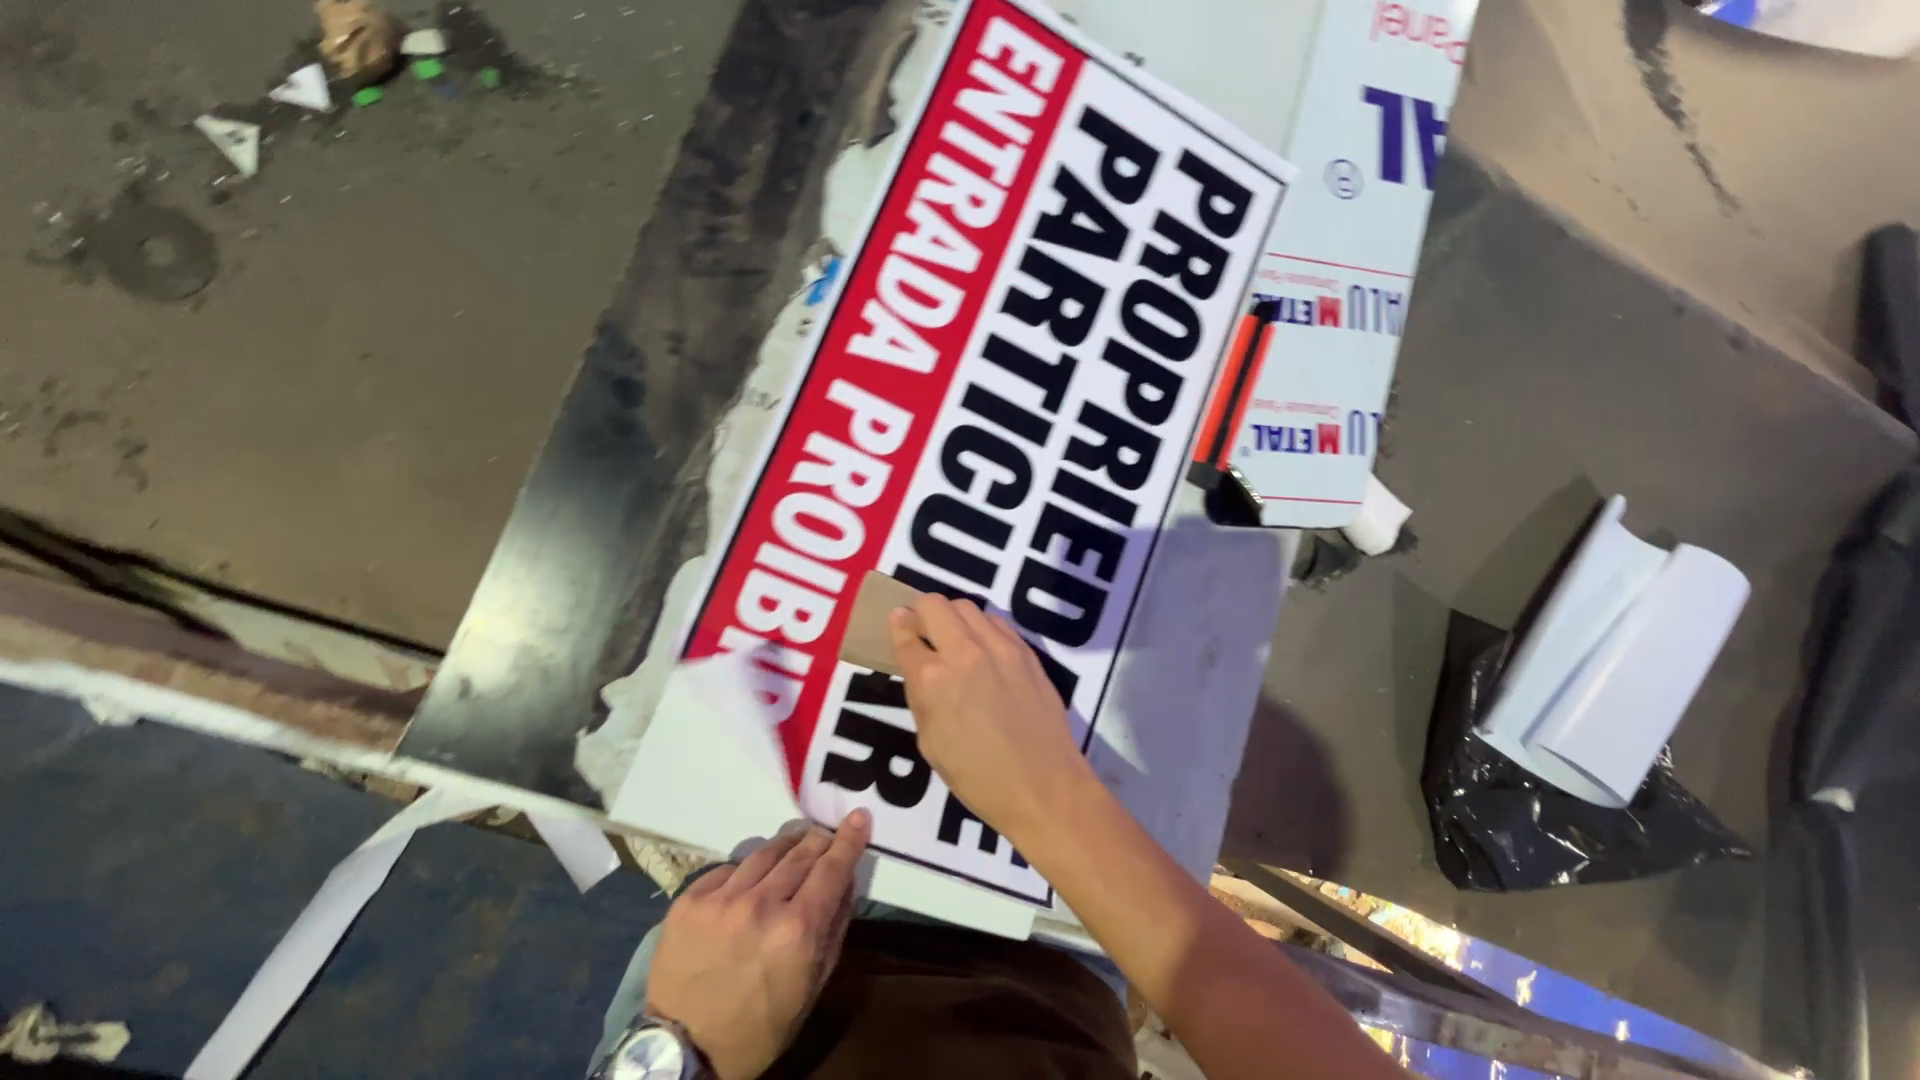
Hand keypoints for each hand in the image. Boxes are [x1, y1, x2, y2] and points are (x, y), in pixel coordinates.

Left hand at [645, 811, 870, 1078]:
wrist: (684, 1051)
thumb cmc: (760, 1027)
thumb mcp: (812, 986)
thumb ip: (834, 928)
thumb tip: (846, 881)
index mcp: (798, 930)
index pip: (832, 868)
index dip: (849, 839)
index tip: (859, 817)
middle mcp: (761, 904)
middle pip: (801, 852)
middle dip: (820, 840)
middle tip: (826, 836)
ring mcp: (721, 899)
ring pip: (765, 852)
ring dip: (786, 847)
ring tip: (793, 847)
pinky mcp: (690, 900)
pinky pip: (729, 868)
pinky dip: (747, 869)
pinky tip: (751, 881)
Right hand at [888, 595, 1093, 843]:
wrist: (1043, 786)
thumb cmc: (978, 777)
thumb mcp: (930, 743)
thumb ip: (921, 697)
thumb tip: (918, 668)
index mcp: (933, 680)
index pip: (906, 635)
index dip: (897, 628)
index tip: (897, 624)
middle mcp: (964, 652)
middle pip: (935, 605)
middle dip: (922, 613)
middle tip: (923, 631)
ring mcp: (1000, 647)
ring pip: (967, 606)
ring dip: (953, 617)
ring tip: (953, 638)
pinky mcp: (1026, 651)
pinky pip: (996, 621)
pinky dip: (981, 626)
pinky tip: (982, 648)